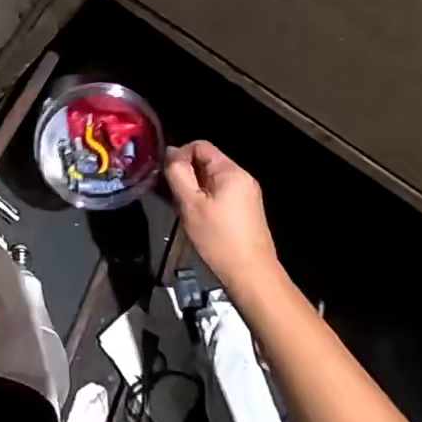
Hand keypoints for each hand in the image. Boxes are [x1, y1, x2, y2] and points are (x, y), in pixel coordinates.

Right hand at [164, 141, 281, 295]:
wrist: (251, 276)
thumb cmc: (218, 238)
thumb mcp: (190, 203)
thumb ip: (178, 173)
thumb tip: (170, 151)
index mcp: (231, 172)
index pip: (200, 145)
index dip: (180, 155)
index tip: (169, 177)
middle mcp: (243, 177)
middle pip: (206, 161)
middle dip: (188, 174)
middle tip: (176, 197)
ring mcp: (247, 194)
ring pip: (212, 179)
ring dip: (195, 188)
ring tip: (187, 210)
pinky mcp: (247, 209)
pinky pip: (221, 192)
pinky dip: (206, 199)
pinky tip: (200, 218)